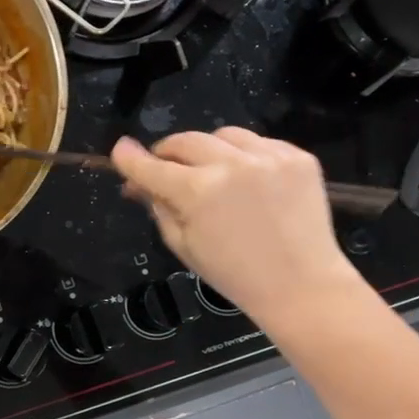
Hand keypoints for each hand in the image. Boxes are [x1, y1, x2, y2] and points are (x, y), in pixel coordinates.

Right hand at [111, 128, 362, 319]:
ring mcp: (269, 156)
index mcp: (198, 191)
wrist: (299, 283)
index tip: (119, 149)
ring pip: (223, 135)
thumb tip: (140, 184)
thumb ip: (159, 208)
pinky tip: (244, 179)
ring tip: (208, 172)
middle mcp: (232, 164)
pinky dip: (242, 155)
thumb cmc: (232, 273)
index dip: (131, 158)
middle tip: (162, 168)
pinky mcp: (298, 156)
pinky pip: (258, 142)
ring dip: (206, 150)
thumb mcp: (182, 245)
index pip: (153, 167)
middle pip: (186, 141)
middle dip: (167, 152)